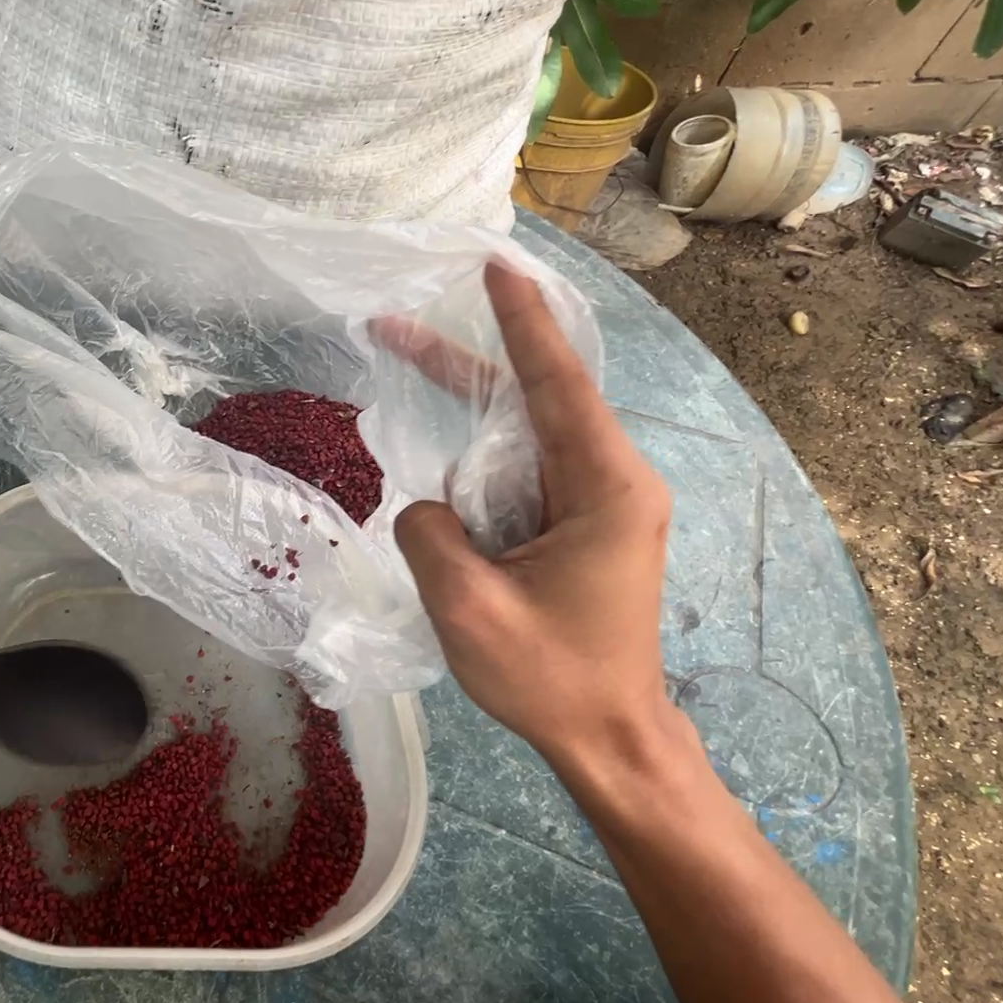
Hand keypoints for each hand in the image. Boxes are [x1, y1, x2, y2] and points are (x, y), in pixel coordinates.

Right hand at [393, 264, 674, 767]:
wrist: (609, 736)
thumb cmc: (549, 676)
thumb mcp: (466, 607)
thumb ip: (428, 532)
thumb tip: (428, 505)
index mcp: (605, 488)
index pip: (557, 383)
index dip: (521, 321)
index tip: (494, 266)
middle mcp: (611, 480)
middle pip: (533, 398)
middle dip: (462, 362)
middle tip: (391, 330)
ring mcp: (598, 503)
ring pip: (523, 437)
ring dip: (467, 423)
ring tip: (421, 441)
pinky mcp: (579, 525)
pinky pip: (521, 474)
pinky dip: (478, 465)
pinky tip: (449, 489)